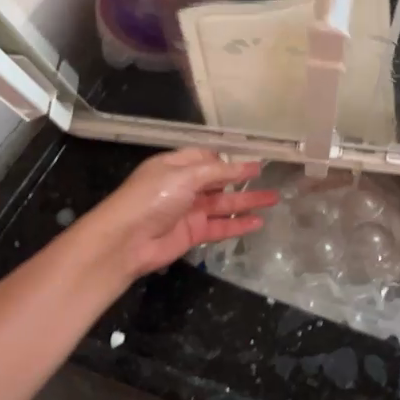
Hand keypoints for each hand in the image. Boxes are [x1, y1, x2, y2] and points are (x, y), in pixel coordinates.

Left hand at [80, 150, 278, 279]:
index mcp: (174, 166)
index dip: (228, 160)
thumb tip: (240, 165)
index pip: (206, 158)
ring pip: (223, 205)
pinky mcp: (192, 234)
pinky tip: (259, 222)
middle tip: (269, 179)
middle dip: (242, 180)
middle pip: (218, 181)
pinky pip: (220, 227)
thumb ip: (217, 172)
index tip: (253, 162)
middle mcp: (182, 187)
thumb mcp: (185, 176)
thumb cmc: (152, 198)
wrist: (126, 241)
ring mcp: (188, 211)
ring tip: (274, 200)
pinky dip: (239, 225)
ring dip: (247, 202)